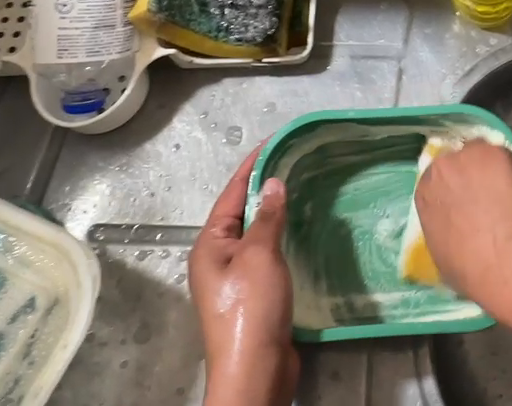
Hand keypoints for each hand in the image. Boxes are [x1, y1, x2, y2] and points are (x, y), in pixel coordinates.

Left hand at [189, 149, 298, 405]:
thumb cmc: (251, 308)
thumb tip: (272, 182)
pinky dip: (282, 234)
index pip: (231, 193)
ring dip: (275, 211)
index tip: (276, 142)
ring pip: (256, 232)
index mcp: (209, 245)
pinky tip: (302, 228)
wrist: (256, 370)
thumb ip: (266, 217)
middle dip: (265, 185)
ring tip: (302, 187)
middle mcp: (217, 257)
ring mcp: (235, 277)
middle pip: (241, 211)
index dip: (253, 165)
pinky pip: (267, 251)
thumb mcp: (259, 255)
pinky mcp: (254, 293)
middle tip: (294, 161)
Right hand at [414, 140, 511, 298]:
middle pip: (456, 163)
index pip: (437, 182)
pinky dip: (510, 168)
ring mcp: (470, 156)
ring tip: (505, 190)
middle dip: (468, 175)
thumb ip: (442, 227)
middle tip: (486, 193)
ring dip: (488, 168)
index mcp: (424, 193)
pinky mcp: (497, 152)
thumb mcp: (441, 253)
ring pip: (480, 154)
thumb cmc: (470, 268)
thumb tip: (454, 226)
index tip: (466, 201)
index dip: (453, 191)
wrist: (506, 258)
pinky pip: (502, 156)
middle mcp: (441, 168)